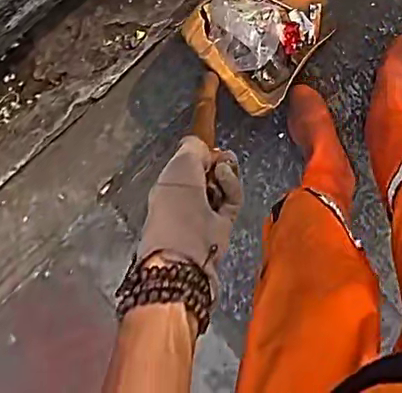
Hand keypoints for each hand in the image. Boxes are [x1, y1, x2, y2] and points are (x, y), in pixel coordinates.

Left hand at [137, 136, 243, 291]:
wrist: (184, 258)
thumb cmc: (176, 208)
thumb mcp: (180, 166)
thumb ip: (193, 148)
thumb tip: (205, 146)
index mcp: (169, 183)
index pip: (189, 160)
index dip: (202, 150)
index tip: (211, 142)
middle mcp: (186, 196)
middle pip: (209, 168)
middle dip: (217, 160)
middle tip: (219, 159)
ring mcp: (204, 211)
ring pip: (223, 182)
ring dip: (226, 174)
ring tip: (222, 174)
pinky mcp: (222, 224)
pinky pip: (231, 198)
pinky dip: (231, 188)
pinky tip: (225, 186)